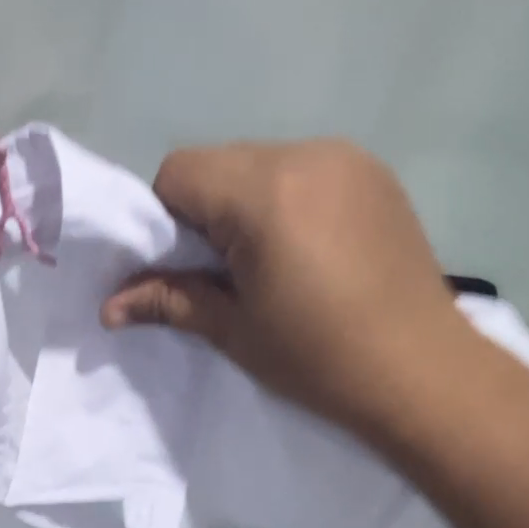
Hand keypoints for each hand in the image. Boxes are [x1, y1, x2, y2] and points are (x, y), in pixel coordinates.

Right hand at [102, 140, 474, 436]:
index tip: (183, 269)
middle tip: (223, 274)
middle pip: (220, 164)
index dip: (164, 220)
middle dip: (204, 212)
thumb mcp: (233, 331)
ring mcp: (347, 160)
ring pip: (262, 164)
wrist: (421, 372)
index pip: (179, 172)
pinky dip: (288, 203)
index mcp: (264, 193)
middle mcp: (306, 155)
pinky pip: (305, 171)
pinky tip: (308, 253)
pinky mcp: (375, 175)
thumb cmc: (317, 358)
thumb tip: (108, 308)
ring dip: (246, 207)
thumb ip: (169, 301)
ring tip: (270, 266)